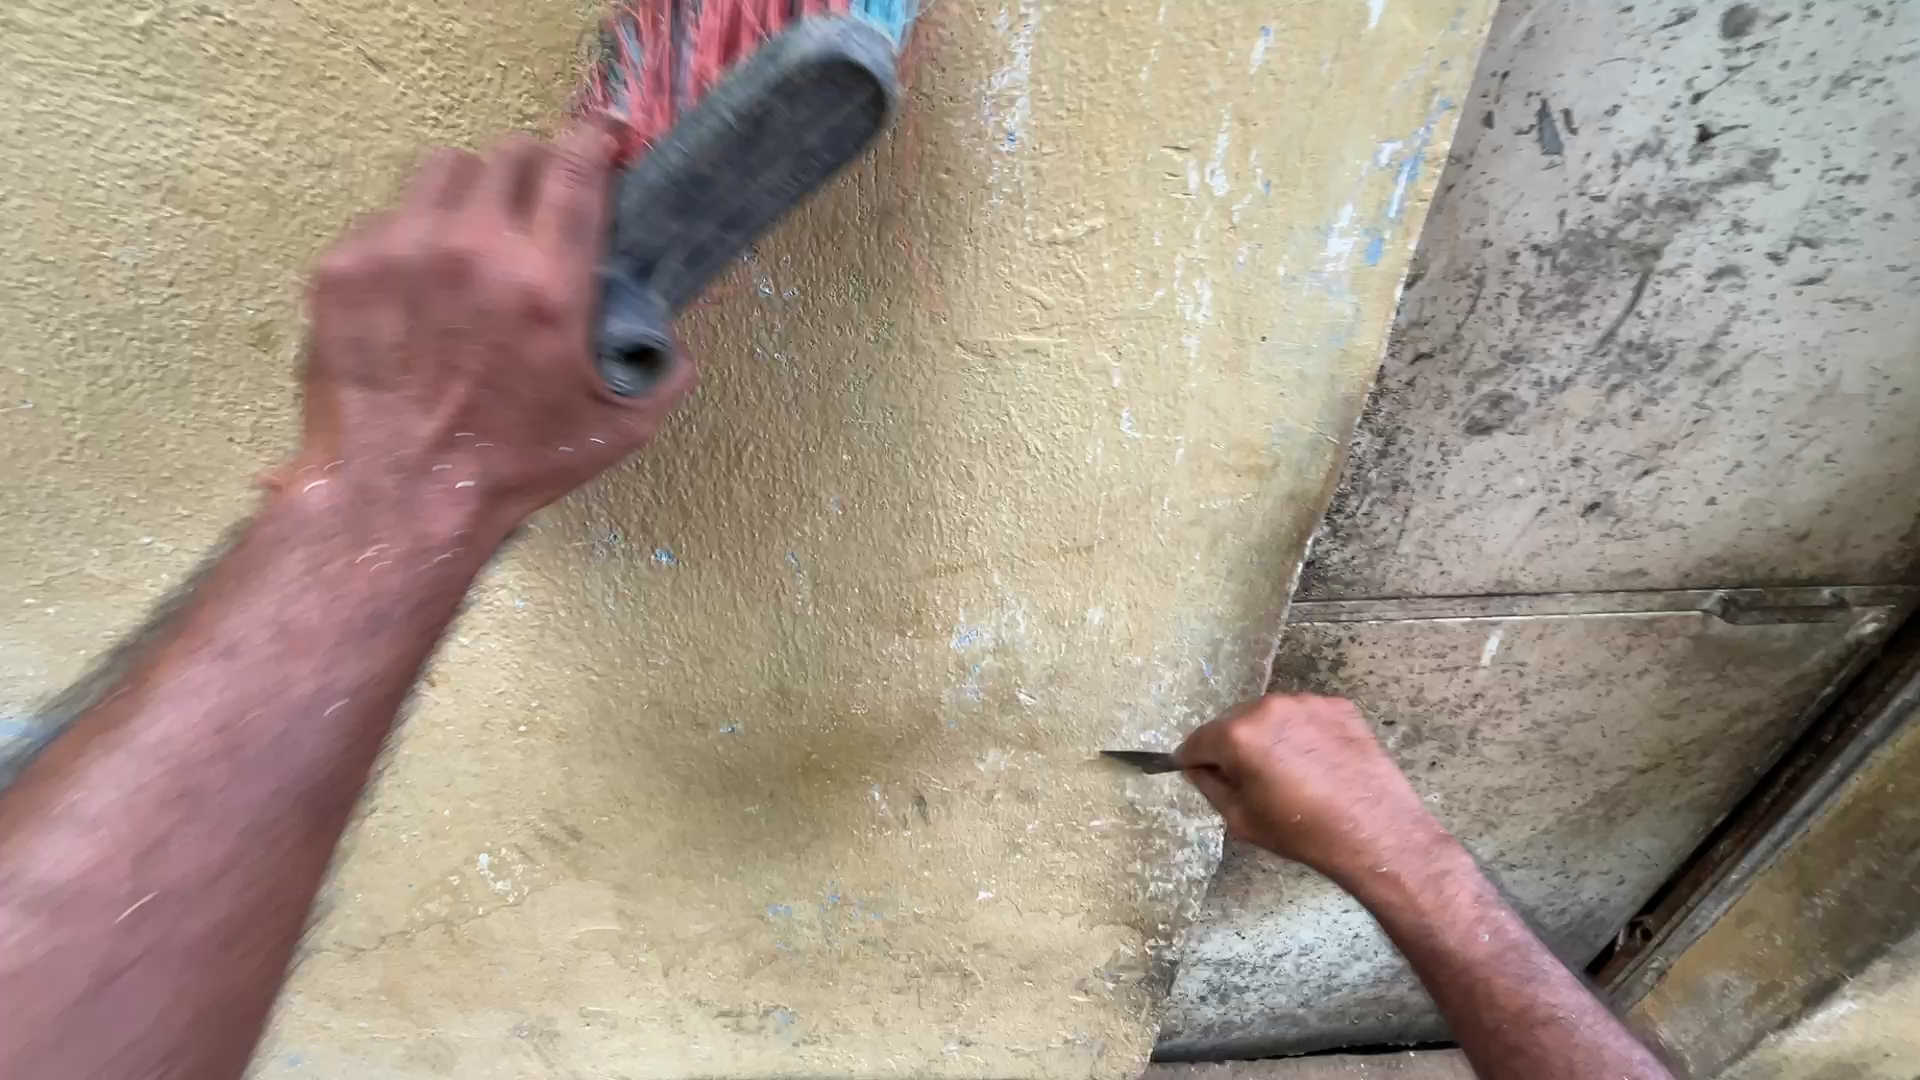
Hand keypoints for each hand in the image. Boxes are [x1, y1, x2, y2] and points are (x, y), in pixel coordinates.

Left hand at [282, 119, 694, 541]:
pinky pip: (390, 214)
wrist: (404, 491)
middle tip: (548, 203)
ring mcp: (399, 251)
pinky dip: (421, 230)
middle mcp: (475, 251)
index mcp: (549, 288)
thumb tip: (676, 343)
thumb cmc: (521, 463)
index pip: (574, 172)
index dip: (595, 138)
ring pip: (445, 168)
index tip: (606, 134)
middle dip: (541, 167)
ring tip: (485, 233)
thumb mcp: (622, 431)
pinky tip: (429, 280)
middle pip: (510, 153)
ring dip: (479, 189)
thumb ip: (666, 377)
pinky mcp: (343, 266)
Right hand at [1175, 694, 1446, 886]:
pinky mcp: (1337, 706)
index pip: (1197, 741)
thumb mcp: (1241, 820)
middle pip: (1232, 723)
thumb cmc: (1303, 833)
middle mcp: (1266, 707)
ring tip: (1290, 771)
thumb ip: (1209, 787)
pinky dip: (1302, 732)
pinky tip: (1317, 762)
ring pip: (1269, 716)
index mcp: (1237, 735)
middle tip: (1251, 779)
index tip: (1199, 773)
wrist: (1379, 834)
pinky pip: (1304, 715)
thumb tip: (1197, 768)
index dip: (1193, 760)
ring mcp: (1305, 702)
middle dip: (1232, 746)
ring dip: (1268, 736)